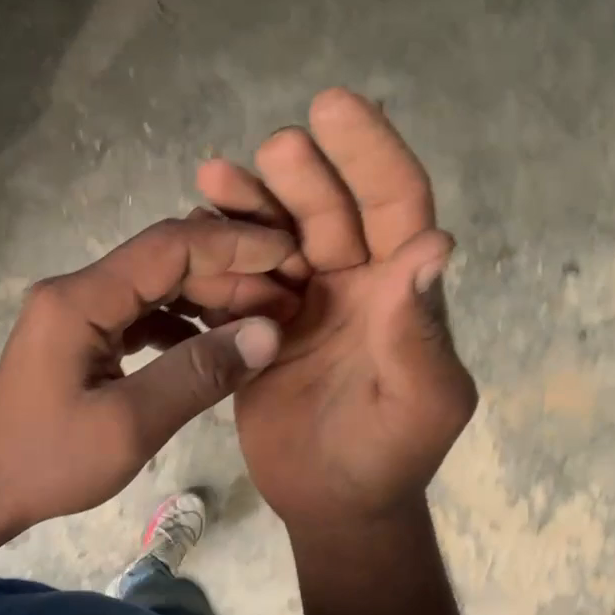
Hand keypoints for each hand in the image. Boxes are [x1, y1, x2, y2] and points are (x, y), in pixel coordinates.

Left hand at [0, 217, 300, 535]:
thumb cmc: (49, 462)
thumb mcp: (130, 425)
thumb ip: (198, 374)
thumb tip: (268, 333)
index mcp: (78, 300)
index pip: (170, 247)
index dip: (236, 246)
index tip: (292, 258)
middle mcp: (73, 292)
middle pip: (163, 261)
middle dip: (229, 274)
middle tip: (288, 299)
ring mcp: (72, 313)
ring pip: (153, 287)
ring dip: (207, 299)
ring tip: (261, 322)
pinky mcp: (76, 338)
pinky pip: (137, 315)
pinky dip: (179, 325)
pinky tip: (213, 346)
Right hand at [196, 89, 475, 526]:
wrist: (331, 505)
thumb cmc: (389, 457)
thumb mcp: (422, 402)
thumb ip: (420, 334)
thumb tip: (429, 249)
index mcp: (398, 292)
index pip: (393, 205)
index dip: (369, 153)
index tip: (333, 110)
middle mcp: (350, 287)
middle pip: (325, 213)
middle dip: (297, 176)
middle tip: (265, 150)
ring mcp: (297, 310)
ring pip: (271, 244)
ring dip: (245, 209)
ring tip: (210, 178)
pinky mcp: (253, 335)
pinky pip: (232, 288)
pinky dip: (210, 263)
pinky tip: (184, 242)